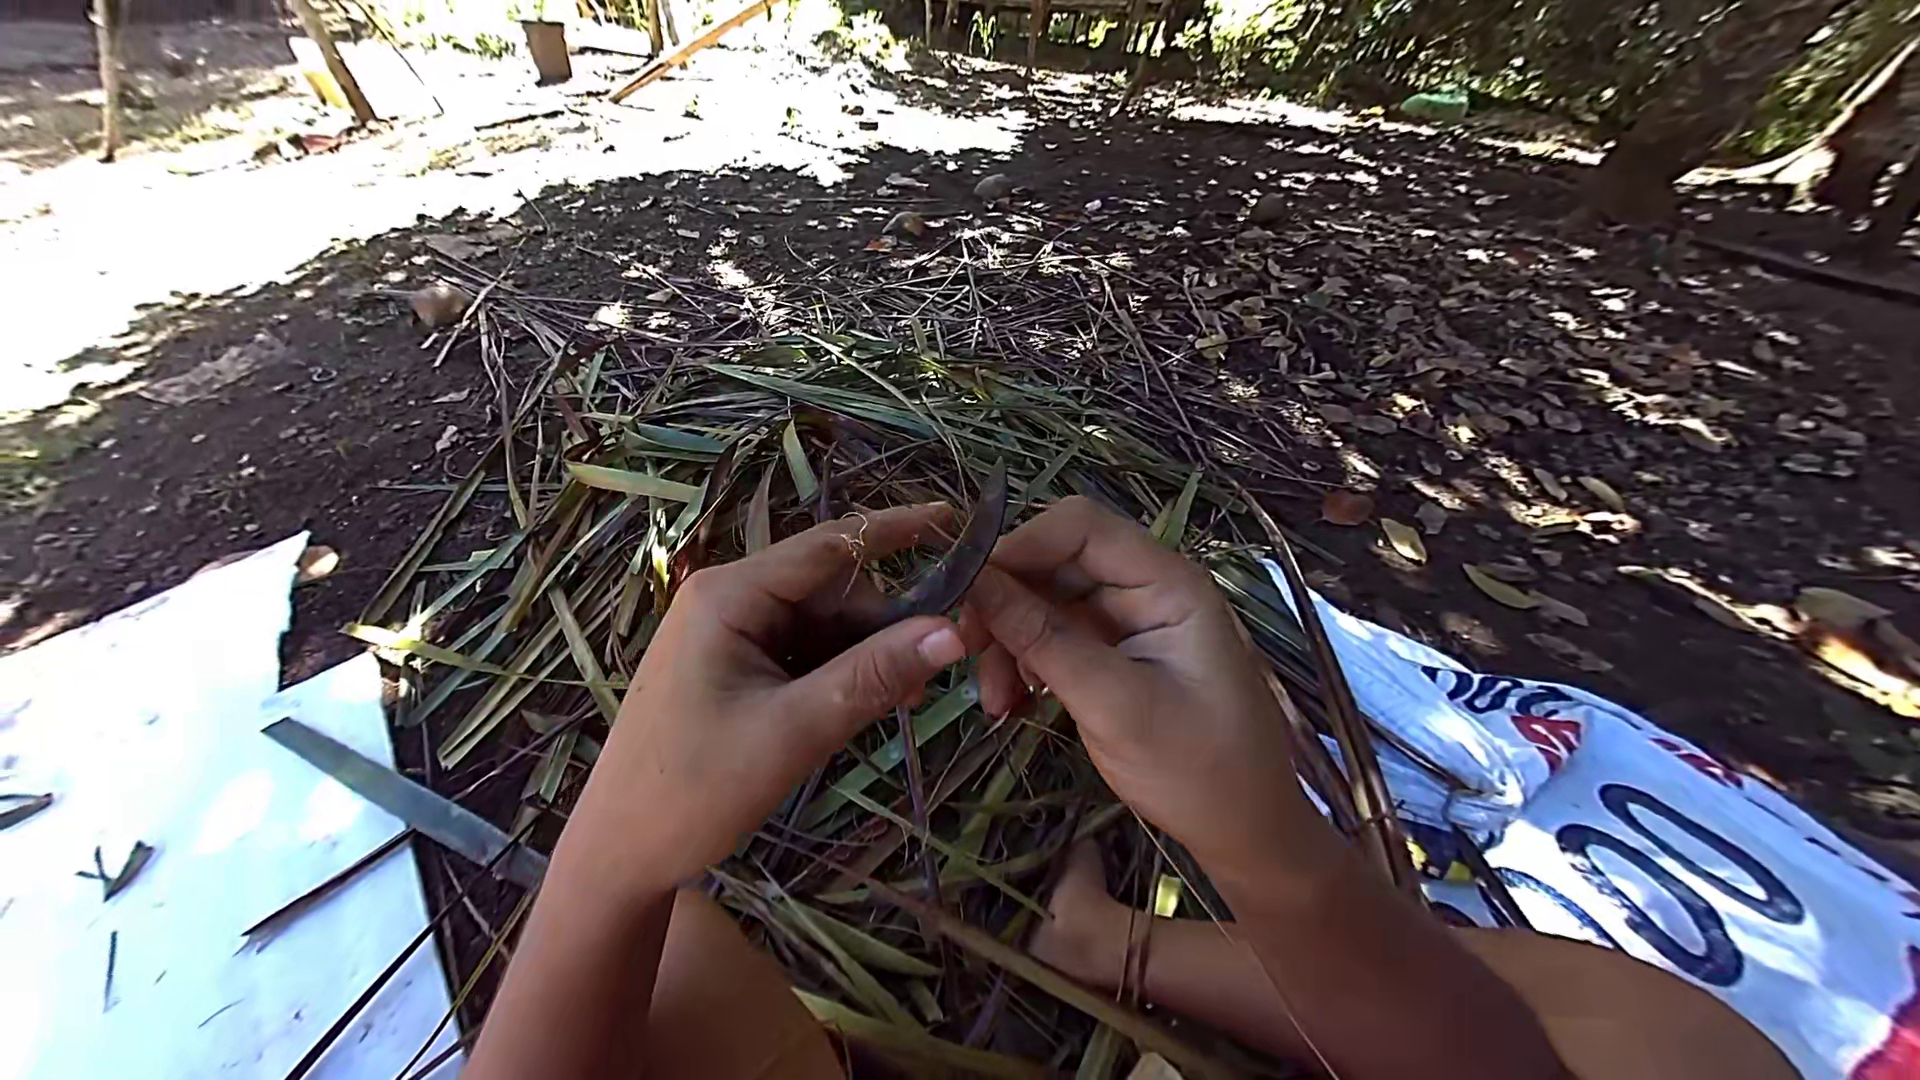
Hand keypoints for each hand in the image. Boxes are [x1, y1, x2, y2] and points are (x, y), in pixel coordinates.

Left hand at [562, 504, 969, 893]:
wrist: (619, 858)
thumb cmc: (693, 793)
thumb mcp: (795, 731)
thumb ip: (874, 676)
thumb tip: (954, 633)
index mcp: (731, 594)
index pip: (830, 545)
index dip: (896, 530)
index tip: (952, 519)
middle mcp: (730, 597)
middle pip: (833, 591)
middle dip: (881, 629)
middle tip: (920, 685)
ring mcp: (732, 630)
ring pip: (824, 623)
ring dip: (863, 656)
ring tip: (891, 705)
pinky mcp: (737, 660)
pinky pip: (805, 649)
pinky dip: (838, 672)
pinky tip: (850, 707)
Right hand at [959, 497, 1308, 870]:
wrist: (1244, 831)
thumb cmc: (1198, 769)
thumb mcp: (1114, 704)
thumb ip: (1043, 639)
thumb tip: (974, 583)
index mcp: (1166, 582)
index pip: (1082, 527)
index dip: (1021, 544)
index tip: (969, 588)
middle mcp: (1142, 588)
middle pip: (1054, 563)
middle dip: (1004, 604)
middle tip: (967, 650)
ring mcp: (1124, 619)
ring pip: (1042, 602)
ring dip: (1007, 642)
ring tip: (994, 700)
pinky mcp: (1108, 649)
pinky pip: (1049, 636)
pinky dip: (1022, 663)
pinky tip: (1013, 702)